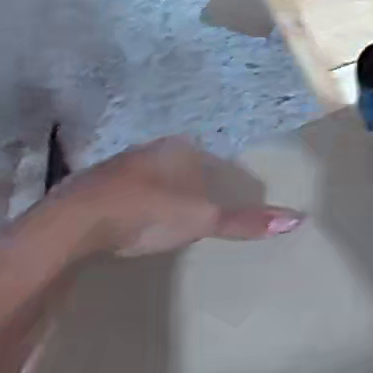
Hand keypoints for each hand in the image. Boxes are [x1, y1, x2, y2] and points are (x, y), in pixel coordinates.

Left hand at [28, 136, 303, 257]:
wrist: (75, 223)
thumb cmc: (150, 211)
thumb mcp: (204, 219)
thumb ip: (245, 221)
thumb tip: (297, 219)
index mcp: (178, 149)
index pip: (206, 157)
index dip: (215, 177)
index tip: (217, 199)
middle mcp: (148, 149)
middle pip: (177, 165)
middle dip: (185, 184)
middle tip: (194, 211)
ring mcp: (115, 166)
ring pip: (147, 176)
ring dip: (155, 194)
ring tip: (163, 219)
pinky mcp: (89, 187)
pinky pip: (120, 192)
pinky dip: (129, 204)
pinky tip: (129, 224)